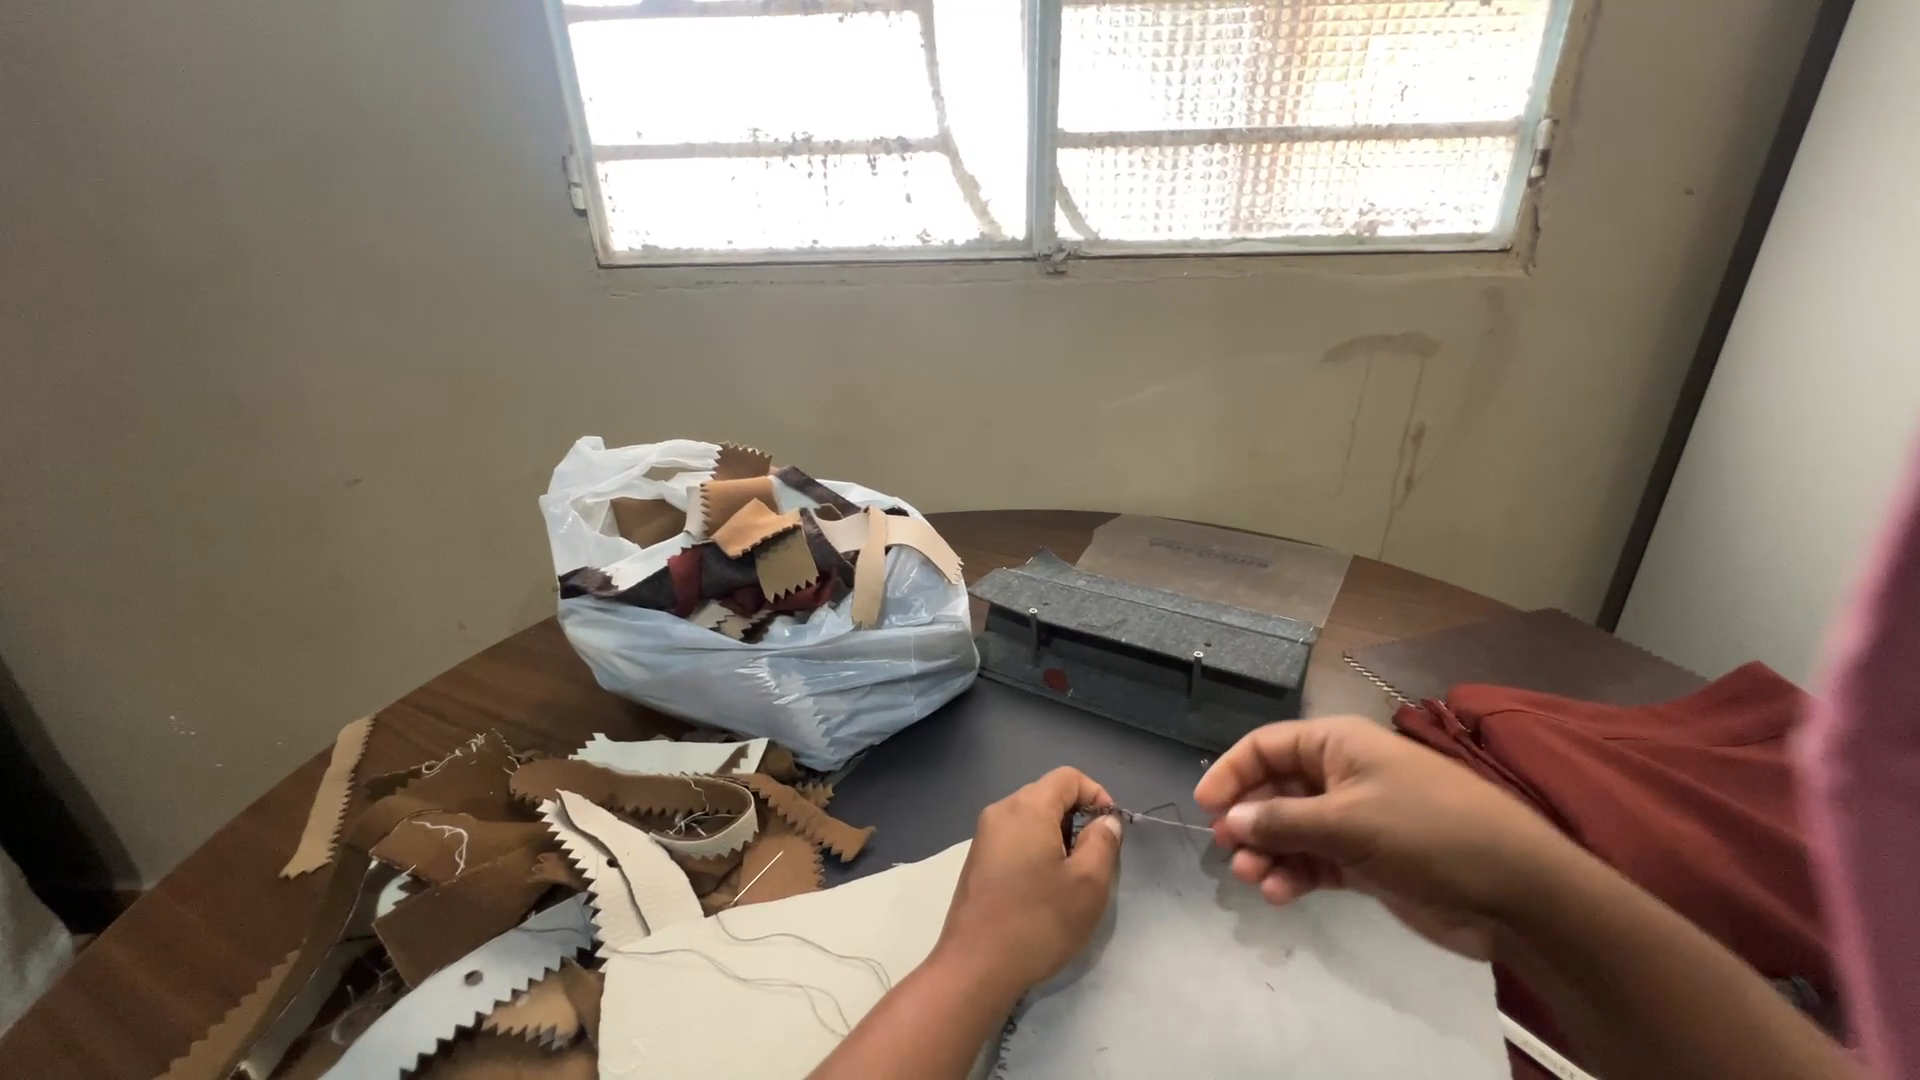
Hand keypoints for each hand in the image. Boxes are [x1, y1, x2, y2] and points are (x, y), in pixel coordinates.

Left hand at [933, 767, 1123, 998]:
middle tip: (1095, 861)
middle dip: (1078, 819)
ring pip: (1032, 819)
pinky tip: (1043, 890)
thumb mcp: (1088, 884)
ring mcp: (984, 836)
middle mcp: (1000, 811)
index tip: (1111, 831)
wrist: (975, 967)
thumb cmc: (1037, 921)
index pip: (1068, 777)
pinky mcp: (978, 860)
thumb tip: (1105, 821)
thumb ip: (1103, 843)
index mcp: (1026, 807)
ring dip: (1058, 838)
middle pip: (1048, 795)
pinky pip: (1015, 838)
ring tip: (1071, 880)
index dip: (1097, 795)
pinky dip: (1037, 851)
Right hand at [1195, 715, 1569, 956]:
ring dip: (1269, 852)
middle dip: (1250, 819)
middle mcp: (1342, 775)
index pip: (1266, 746)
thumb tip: (1230, 821)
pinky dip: (1297, 873)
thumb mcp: (1347, 822)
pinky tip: (1283, 894)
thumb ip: (1282, 822)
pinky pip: (1317, 859)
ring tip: (1254, 879)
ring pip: (1293, 828)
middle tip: (1229, 850)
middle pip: (1276, 790)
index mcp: (1337, 745)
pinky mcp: (1369, 858)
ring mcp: (1356, 818)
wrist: (1518, 893)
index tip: (1204, 806)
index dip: (1232, 772)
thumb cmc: (1427, 832)